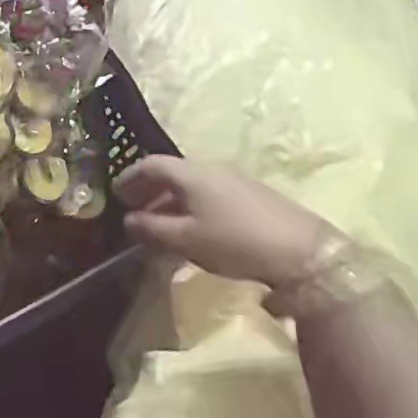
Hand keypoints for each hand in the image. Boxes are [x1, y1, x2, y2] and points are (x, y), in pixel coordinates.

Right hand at [113, 156, 342, 287]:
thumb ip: (152, 228)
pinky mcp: (250, 196)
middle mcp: (212, 169)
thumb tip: (129, 220)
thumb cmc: (233, 242)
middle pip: (172, 173)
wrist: (302, 252)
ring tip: (157, 226)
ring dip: (168, 202)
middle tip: (133, 211)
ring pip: (191, 186)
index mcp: (192, 175)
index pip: (152, 165)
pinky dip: (189, 207)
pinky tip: (188, 230)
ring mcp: (235, 181)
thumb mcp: (184, 239)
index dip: (130, 177)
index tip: (115, 194)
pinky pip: (208, 195)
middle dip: (148, 191)